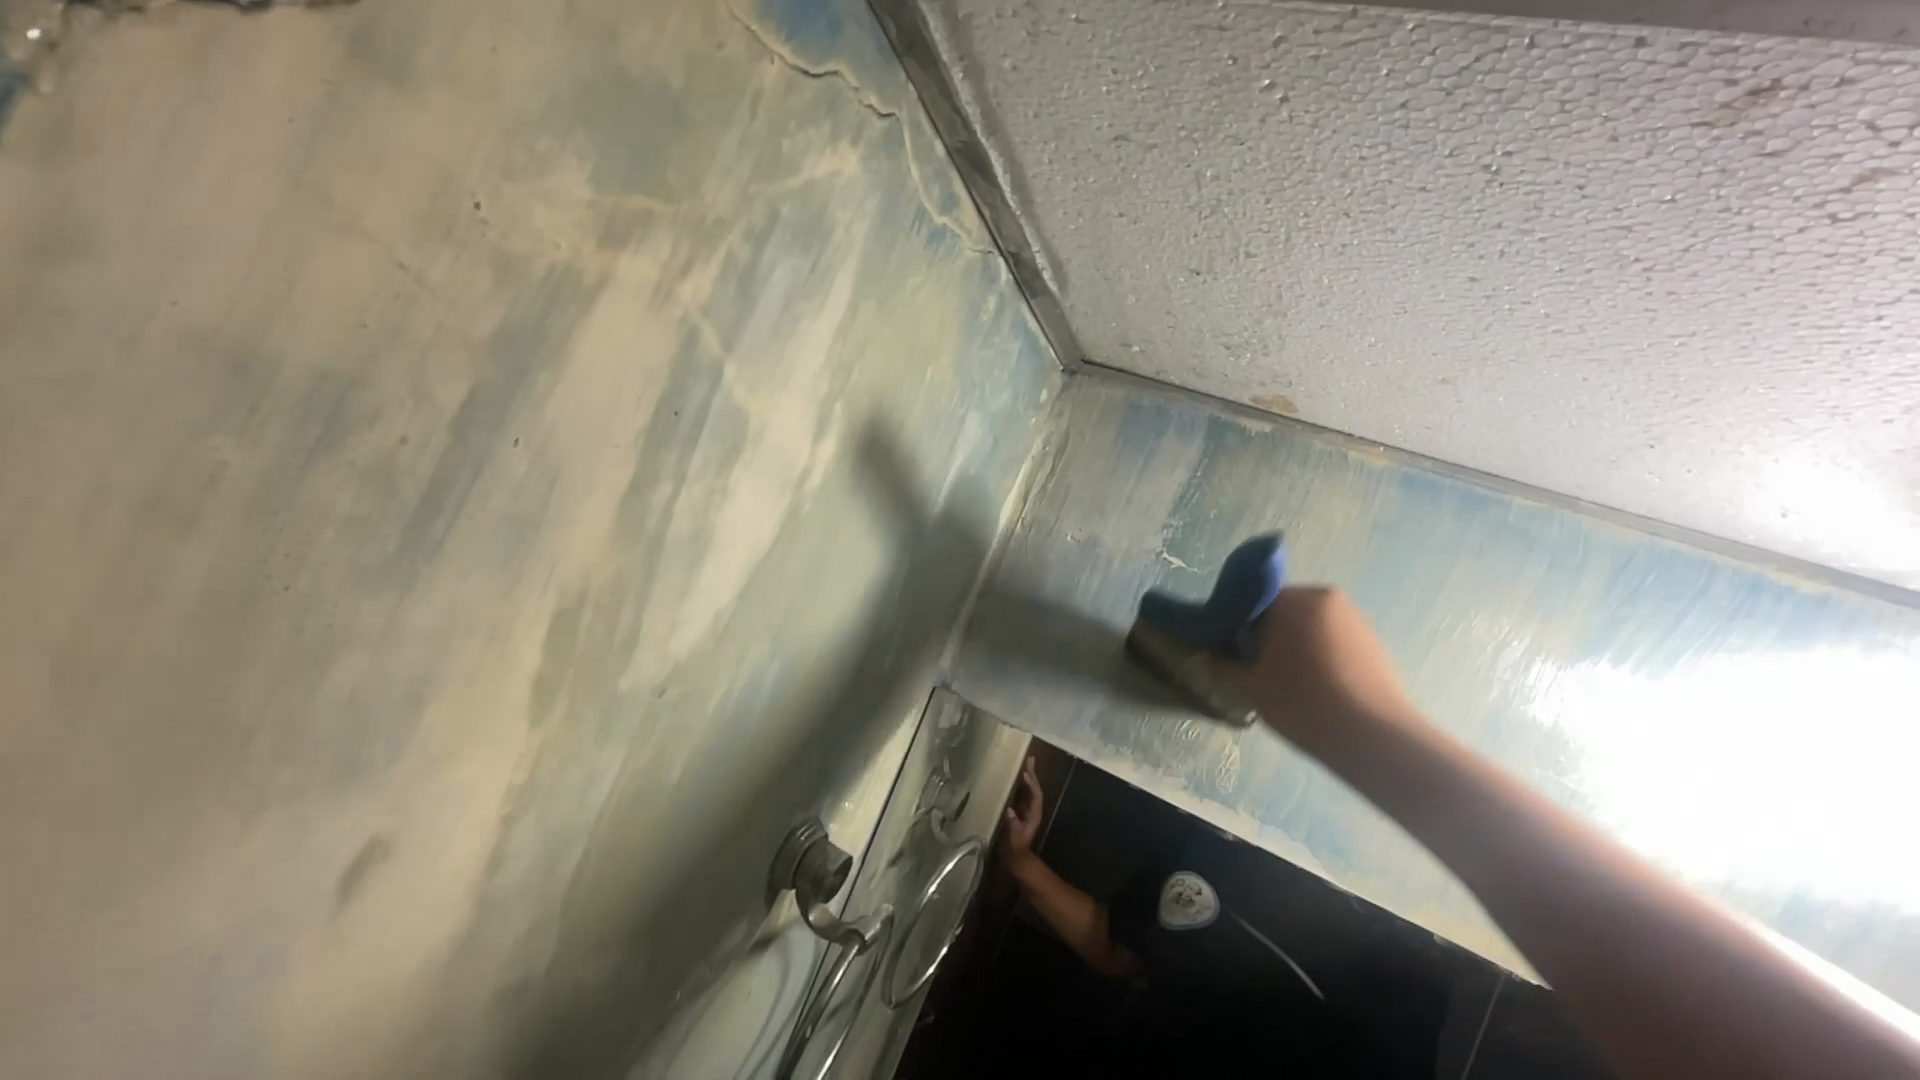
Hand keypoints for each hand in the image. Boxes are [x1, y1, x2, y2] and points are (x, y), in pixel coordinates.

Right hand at [1001, 756, 1043, 867]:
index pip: (1035, 796)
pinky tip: (1017, 781)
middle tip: (1030, 759)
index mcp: (1034, 815)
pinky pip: (1024, 796)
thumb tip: (1010, 810)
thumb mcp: (1014, 838)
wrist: (1018, 860)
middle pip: (1035, 789)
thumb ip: (1013, 825)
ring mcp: (1028, 812)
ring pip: (1030, 791)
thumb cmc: (1016, 849)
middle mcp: (1033, 811)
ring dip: (1029, 778)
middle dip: (1033, 775)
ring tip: (1026, 764)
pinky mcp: (1022, 814)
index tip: (1025, 773)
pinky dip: (1023, 786)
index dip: (1031, 784)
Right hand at [1219, 587, 1423, 752]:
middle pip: (1282, 612)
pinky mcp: (1373, 642)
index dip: (1235, 628)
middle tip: (1255, 670)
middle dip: (1266, 636)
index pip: (1251, 602)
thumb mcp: (1251, 686)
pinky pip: (1332, 641)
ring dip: (1293, 647)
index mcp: (1295, 599)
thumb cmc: (1304, 703)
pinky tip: (1314, 688)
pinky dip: (1318, 657)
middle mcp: (1327, 597)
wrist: (1375, 738)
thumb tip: (1208, 654)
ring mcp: (1355, 619)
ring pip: (1308, 627)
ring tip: (1285, 683)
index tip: (1230, 655)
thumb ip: (1223, 664)